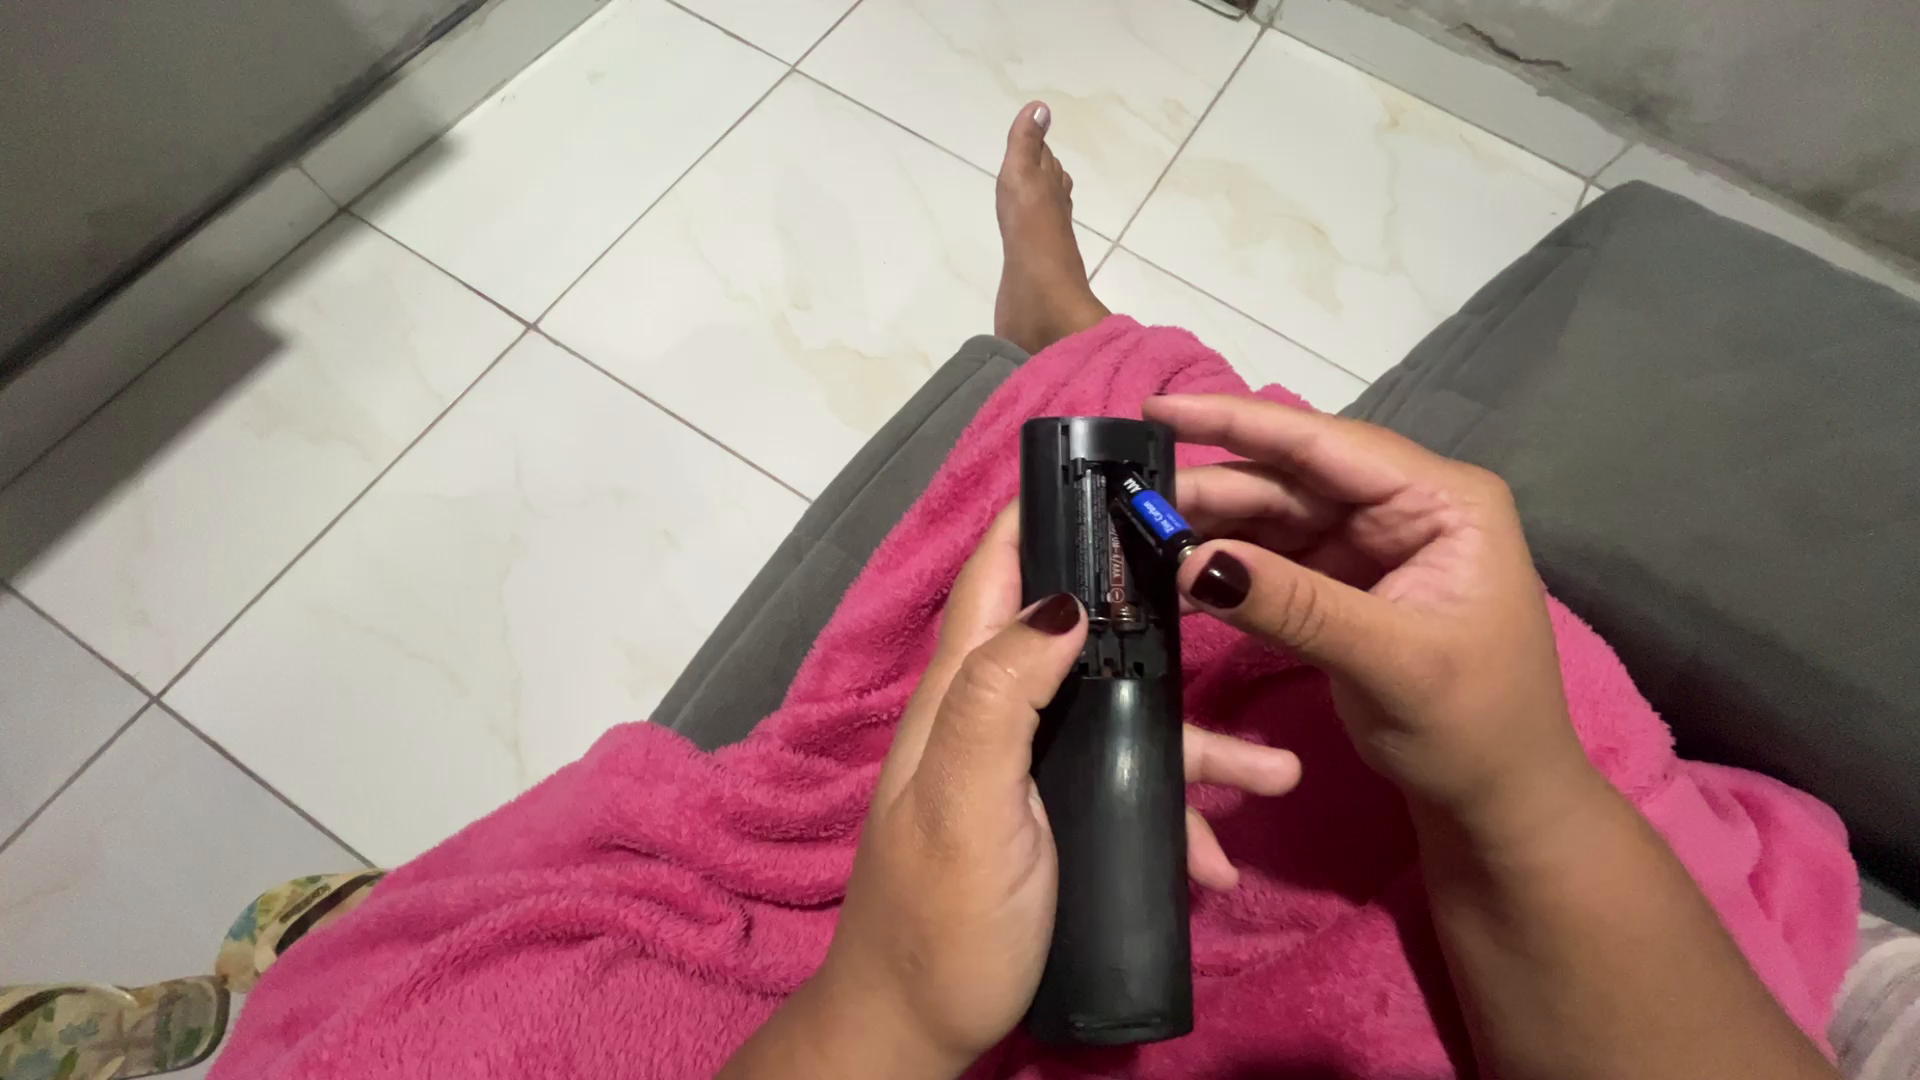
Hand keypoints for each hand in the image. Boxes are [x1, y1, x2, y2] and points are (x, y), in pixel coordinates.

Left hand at [805, 505, 1300, 1077]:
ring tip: (1269, 774)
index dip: (1031, 521)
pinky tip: (1217, 858)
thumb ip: (999, 696)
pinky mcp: (1054, 814)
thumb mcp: (967, 797)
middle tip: (1215, 607)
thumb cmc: (941, 914)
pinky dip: (1172, 811)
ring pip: (1117, 721)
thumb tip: (1061, 604)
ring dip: (1190, 741)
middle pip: (1072, 636)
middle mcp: (993, 713)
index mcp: (961, 692)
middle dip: (1143, 622)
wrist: (923, 1027)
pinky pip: (1123, 789)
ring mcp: (1027, 766)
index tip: (1094, 483)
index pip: (993, 578)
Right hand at [1143, 394, 1599, 843]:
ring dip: (1202, 532)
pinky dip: (1216, 571)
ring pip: (1262, 520)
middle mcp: (1395, 509)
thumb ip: (1293, 605)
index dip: (1236, 422)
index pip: (1325, 445)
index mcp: (1438, 502)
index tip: (1158, 410)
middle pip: (1282, 482)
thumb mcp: (1390, 660)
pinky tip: (1169, 578)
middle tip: (1129, 506)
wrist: (1491, 795)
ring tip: (1136, 542)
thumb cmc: (1474, 725)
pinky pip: (1259, 563)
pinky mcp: (1328, 584)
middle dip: (1207, 492)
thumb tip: (1191, 561)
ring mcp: (1358, 546)